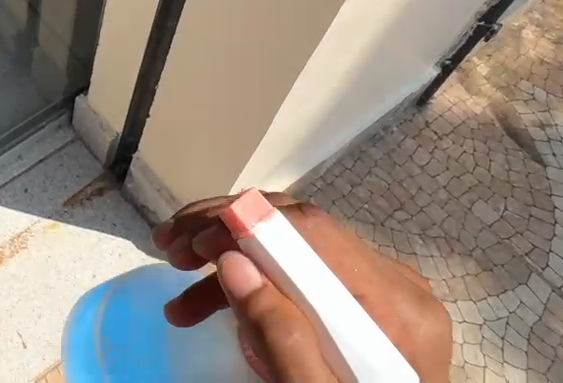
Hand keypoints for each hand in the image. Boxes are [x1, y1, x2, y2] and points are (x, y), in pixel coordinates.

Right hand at [152, 192, 451, 382]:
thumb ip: (281, 338)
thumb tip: (230, 262)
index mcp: (394, 303)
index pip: (311, 231)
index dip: (244, 224)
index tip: (191, 243)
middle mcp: (389, 281)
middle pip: (292, 228)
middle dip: (222, 230)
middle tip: (167, 245)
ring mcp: (371, 290)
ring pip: (283, 245)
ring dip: (223, 253)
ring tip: (172, 263)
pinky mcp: (352, 304)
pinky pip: (289, 272)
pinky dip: (244, 278)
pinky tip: (204, 297)